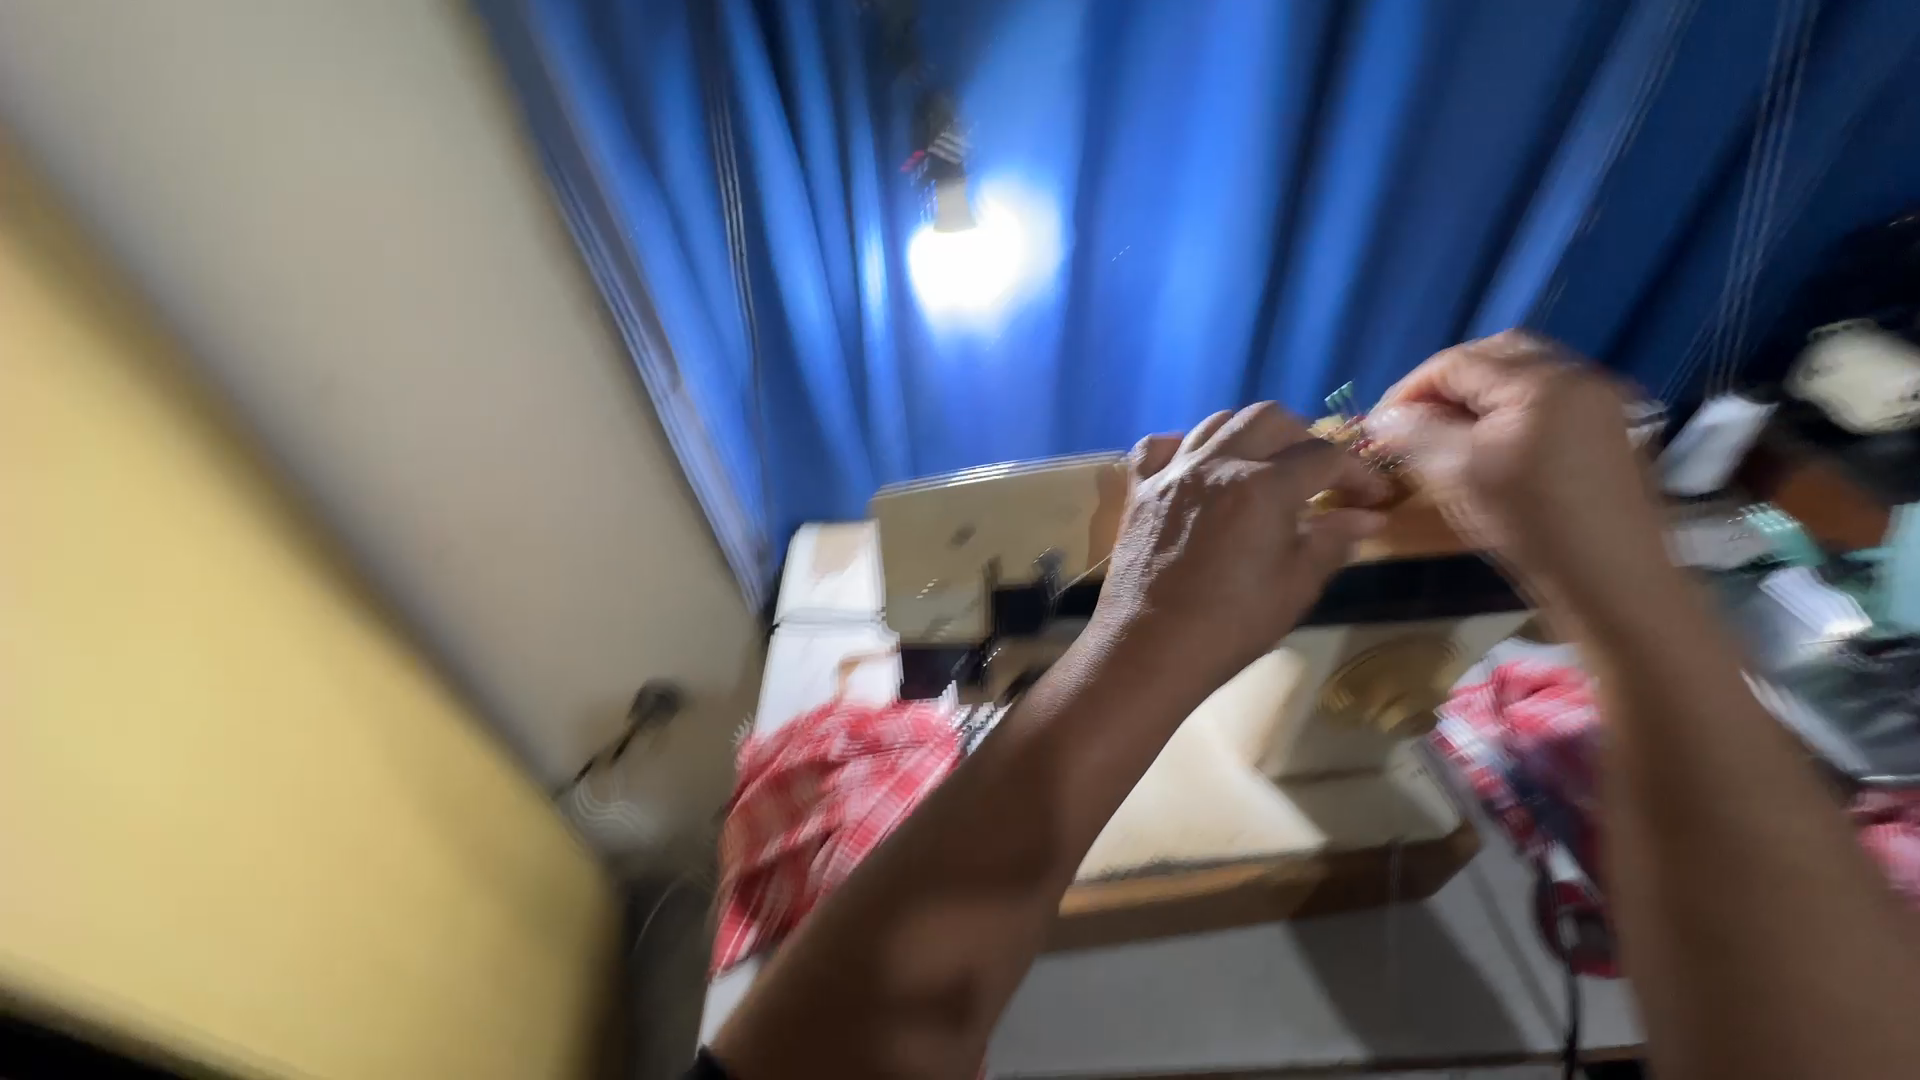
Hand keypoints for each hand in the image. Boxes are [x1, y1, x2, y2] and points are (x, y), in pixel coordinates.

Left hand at [1092, 402, 1389, 694]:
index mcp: (1262, 486)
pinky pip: (1156, 447)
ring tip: (1264, 465)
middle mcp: (1215, 464)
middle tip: (1319, 474)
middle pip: (1269, 419)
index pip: (1324, 456)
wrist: (1150, 648)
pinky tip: (1196, 464)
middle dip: (1304, 437)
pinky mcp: (1139, 492)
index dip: (1357, 472)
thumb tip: (1367, 517)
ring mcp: (1171, 474)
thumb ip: (1331, 541)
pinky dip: (1181, 444)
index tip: (1372, 497)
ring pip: (1215, 423)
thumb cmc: (1231, 625)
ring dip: (1249, 434)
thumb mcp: (1295, 586)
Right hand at [1365, 330, 1668, 601]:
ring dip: (1477, 391)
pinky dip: (1508, 404)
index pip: (1456, 363)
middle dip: (1445, 381)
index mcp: (1539, 383)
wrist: (1611, 576)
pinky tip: (1489, 439)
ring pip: (1523, 371)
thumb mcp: (1458, 475)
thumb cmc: (1528, 523)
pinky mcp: (1608, 424)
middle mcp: (1576, 376)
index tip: (1380, 425)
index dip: (1409, 389)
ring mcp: (1599, 399)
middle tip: (1412, 418)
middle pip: (1495, 354)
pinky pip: (1547, 394)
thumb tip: (1382, 417)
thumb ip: (1416, 434)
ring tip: (1445, 429)